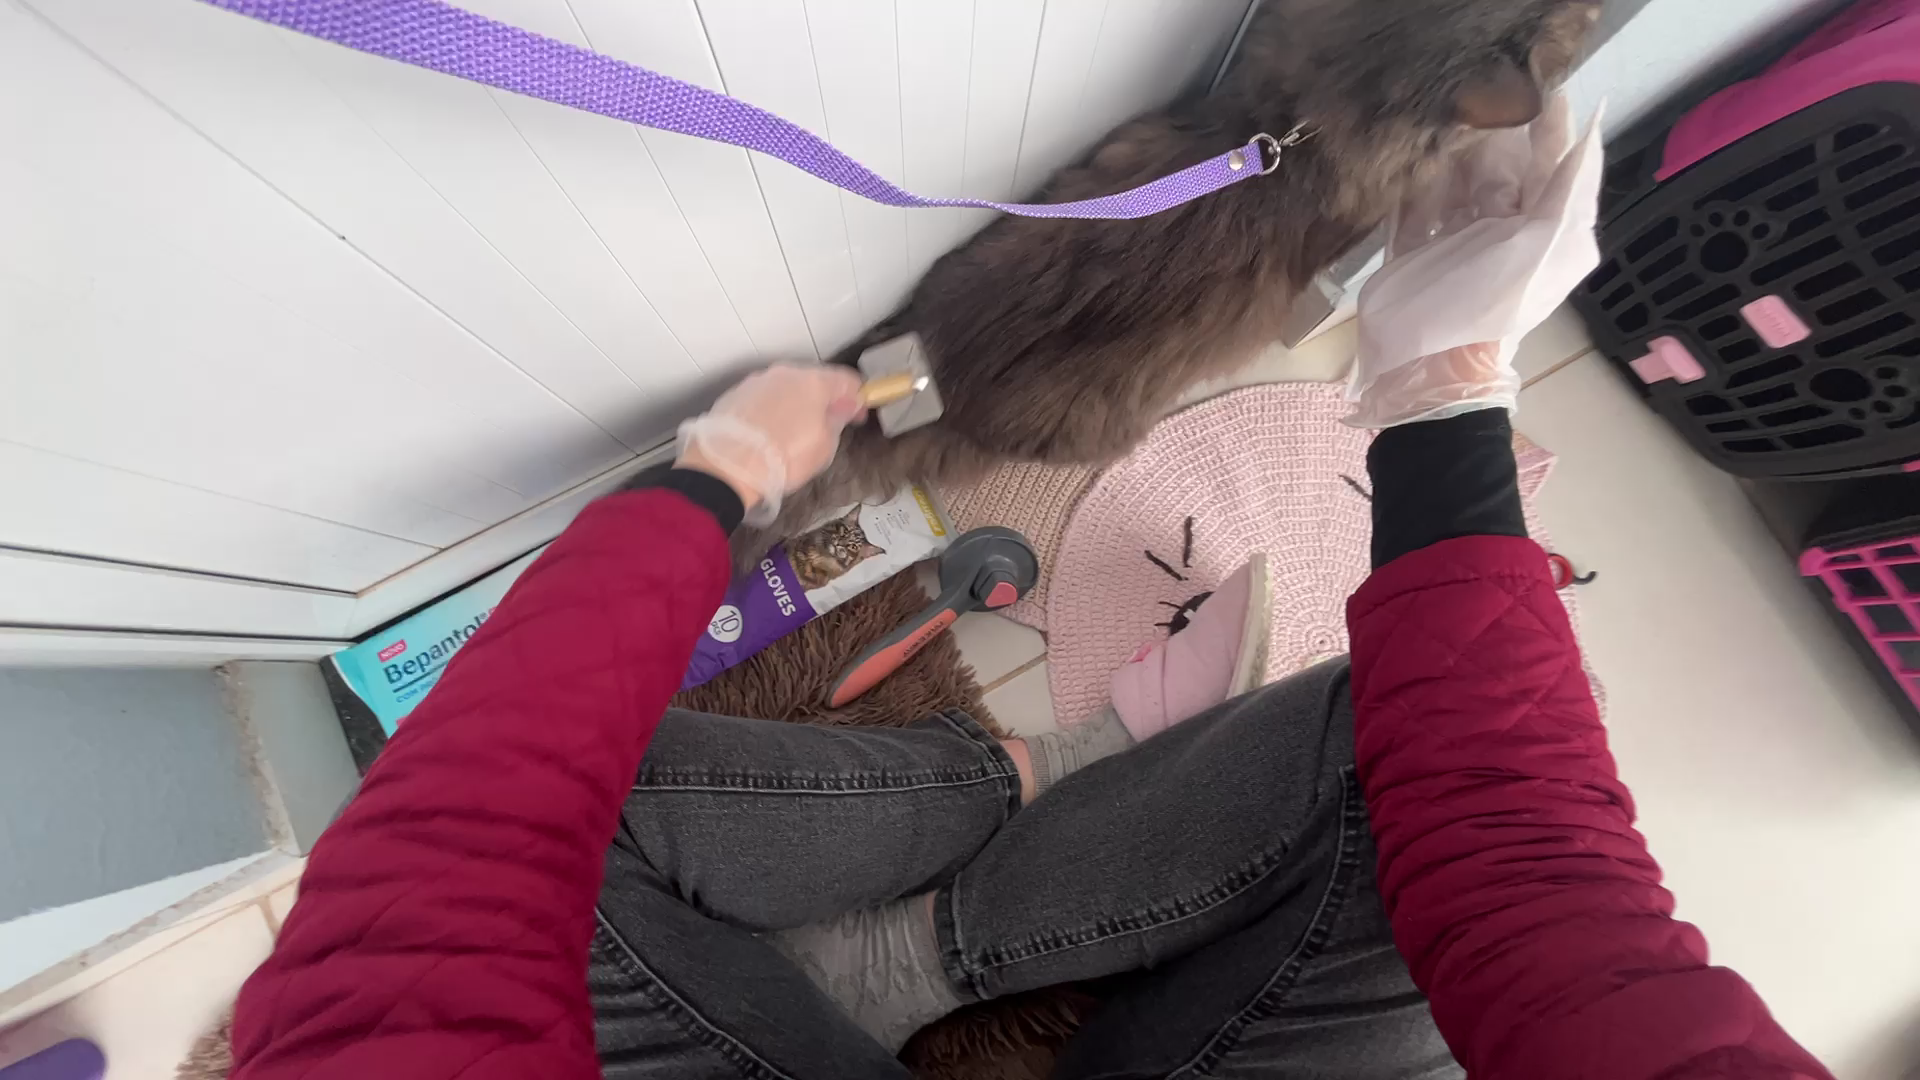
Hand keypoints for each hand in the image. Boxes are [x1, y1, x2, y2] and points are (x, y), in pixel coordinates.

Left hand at [676, 363, 864, 524]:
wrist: (727, 466)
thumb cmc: (785, 456)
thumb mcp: (824, 447)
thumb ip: (836, 422)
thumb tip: (839, 410)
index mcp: (813, 381)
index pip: (846, 380)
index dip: (857, 398)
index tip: (857, 415)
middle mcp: (784, 373)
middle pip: (813, 381)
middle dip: (824, 400)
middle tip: (828, 423)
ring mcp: (756, 382)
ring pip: (785, 388)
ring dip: (795, 404)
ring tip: (794, 430)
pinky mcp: (733, 395)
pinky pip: (762, 399)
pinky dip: (771, 411)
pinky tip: (768, 433)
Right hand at [1347, 94, 1604, 428]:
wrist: (1423, 371)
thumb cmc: (1486, 310)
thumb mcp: (1546, 246)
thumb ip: (1568, 187)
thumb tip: (1590, 127)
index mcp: (1541, 232)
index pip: (1552, 166)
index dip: (1548, 128)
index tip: (1535, 90)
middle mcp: (1499, 235)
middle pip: (1498, 173)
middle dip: (1489, 139)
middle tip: (1473, 103)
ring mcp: (1452, 250)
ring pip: (1452, 191)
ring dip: (1447, 161)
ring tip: (1437, 128)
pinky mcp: (1410, 263)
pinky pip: (1411, 217)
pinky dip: (1410, 194)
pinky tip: (1406, 170)